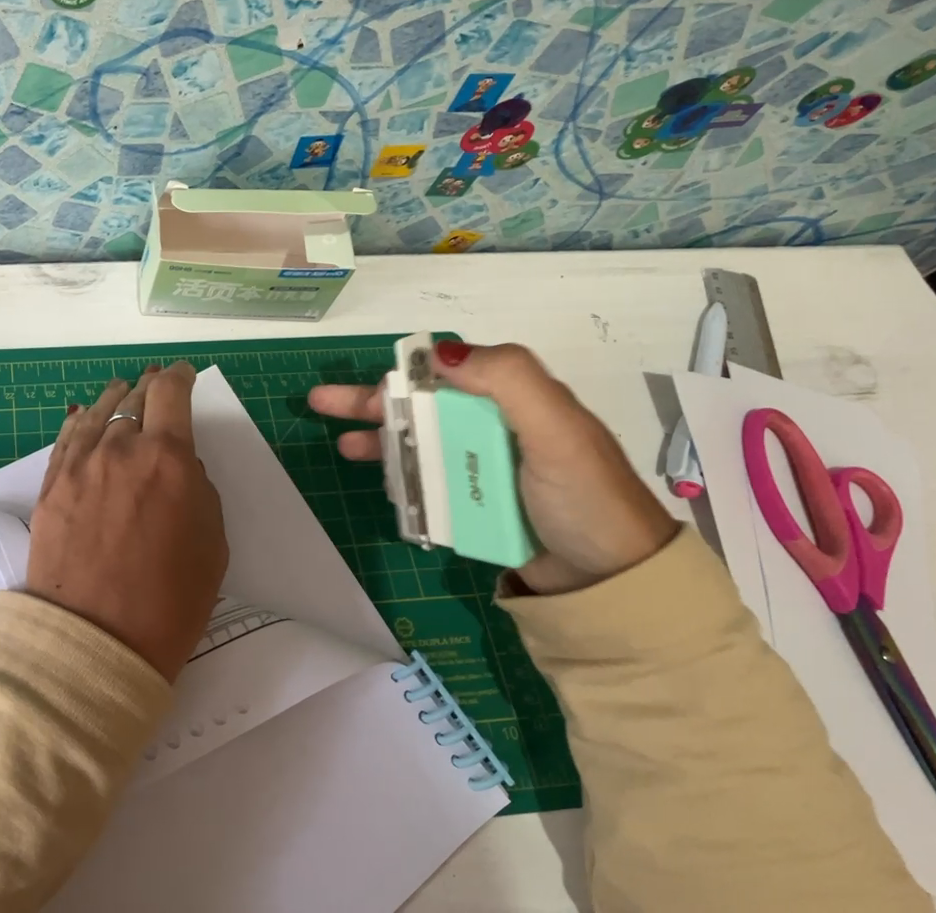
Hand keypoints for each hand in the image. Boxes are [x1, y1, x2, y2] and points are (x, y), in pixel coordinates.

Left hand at [26, 362, 228, 681]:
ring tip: (120, 391)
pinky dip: (78, 421)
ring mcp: (78, 465)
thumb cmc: (169, 601)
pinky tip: (80, 415)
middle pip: (133, 400)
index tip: (183, 376)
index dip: (180, 378)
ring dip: (112, 399)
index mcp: (167, 458)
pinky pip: (66, 439)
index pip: (171, 394)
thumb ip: (198, 490)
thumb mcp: (212, 544)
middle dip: (148, 389)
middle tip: (154, 385)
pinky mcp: (50, 486)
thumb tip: (178, 466)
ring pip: (95, 413)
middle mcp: (119, 449)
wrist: (95, 637)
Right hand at [309, 341, 677, 595]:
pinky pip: (430, 484)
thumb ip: (507, 380)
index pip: (452, 374)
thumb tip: (440, 355)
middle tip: (323, 403)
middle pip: (426, 408)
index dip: (409, 373)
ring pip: (422, 445)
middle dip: (374, 403)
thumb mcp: (555, 428)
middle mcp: (498, 429)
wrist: (612, 580)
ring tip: (343, 446)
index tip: (376, 383)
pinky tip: (380, 482)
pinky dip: (402, 479)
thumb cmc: (583, 497)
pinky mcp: (478, 506)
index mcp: (517, 402)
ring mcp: (485, 470)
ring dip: (381, 441)